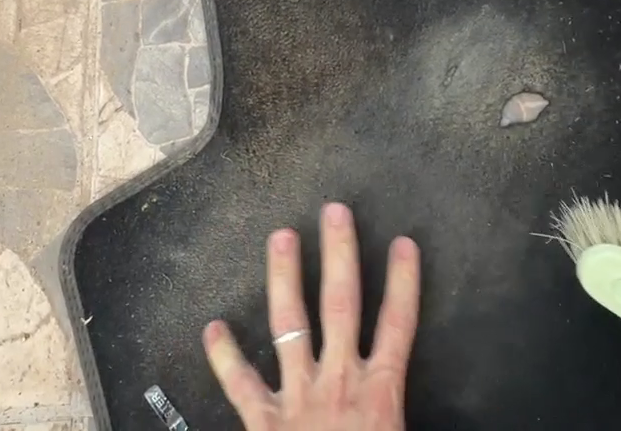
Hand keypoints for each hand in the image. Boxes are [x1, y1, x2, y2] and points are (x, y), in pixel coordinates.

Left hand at [203, 203, 421, 430]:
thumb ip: (400, 421)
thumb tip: (408, 403)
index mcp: (380, 395)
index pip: (398, 327)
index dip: (404, 283)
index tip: (404, 243)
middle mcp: (339, 383)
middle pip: (342, 305)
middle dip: (340, 256)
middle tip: (334, 211)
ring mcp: (298, 398)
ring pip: (291, 325)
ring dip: (284, 278)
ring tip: (280, 236)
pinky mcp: (264, 423)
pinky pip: (241, 387)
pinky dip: (224, 358)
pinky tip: (212, 328)